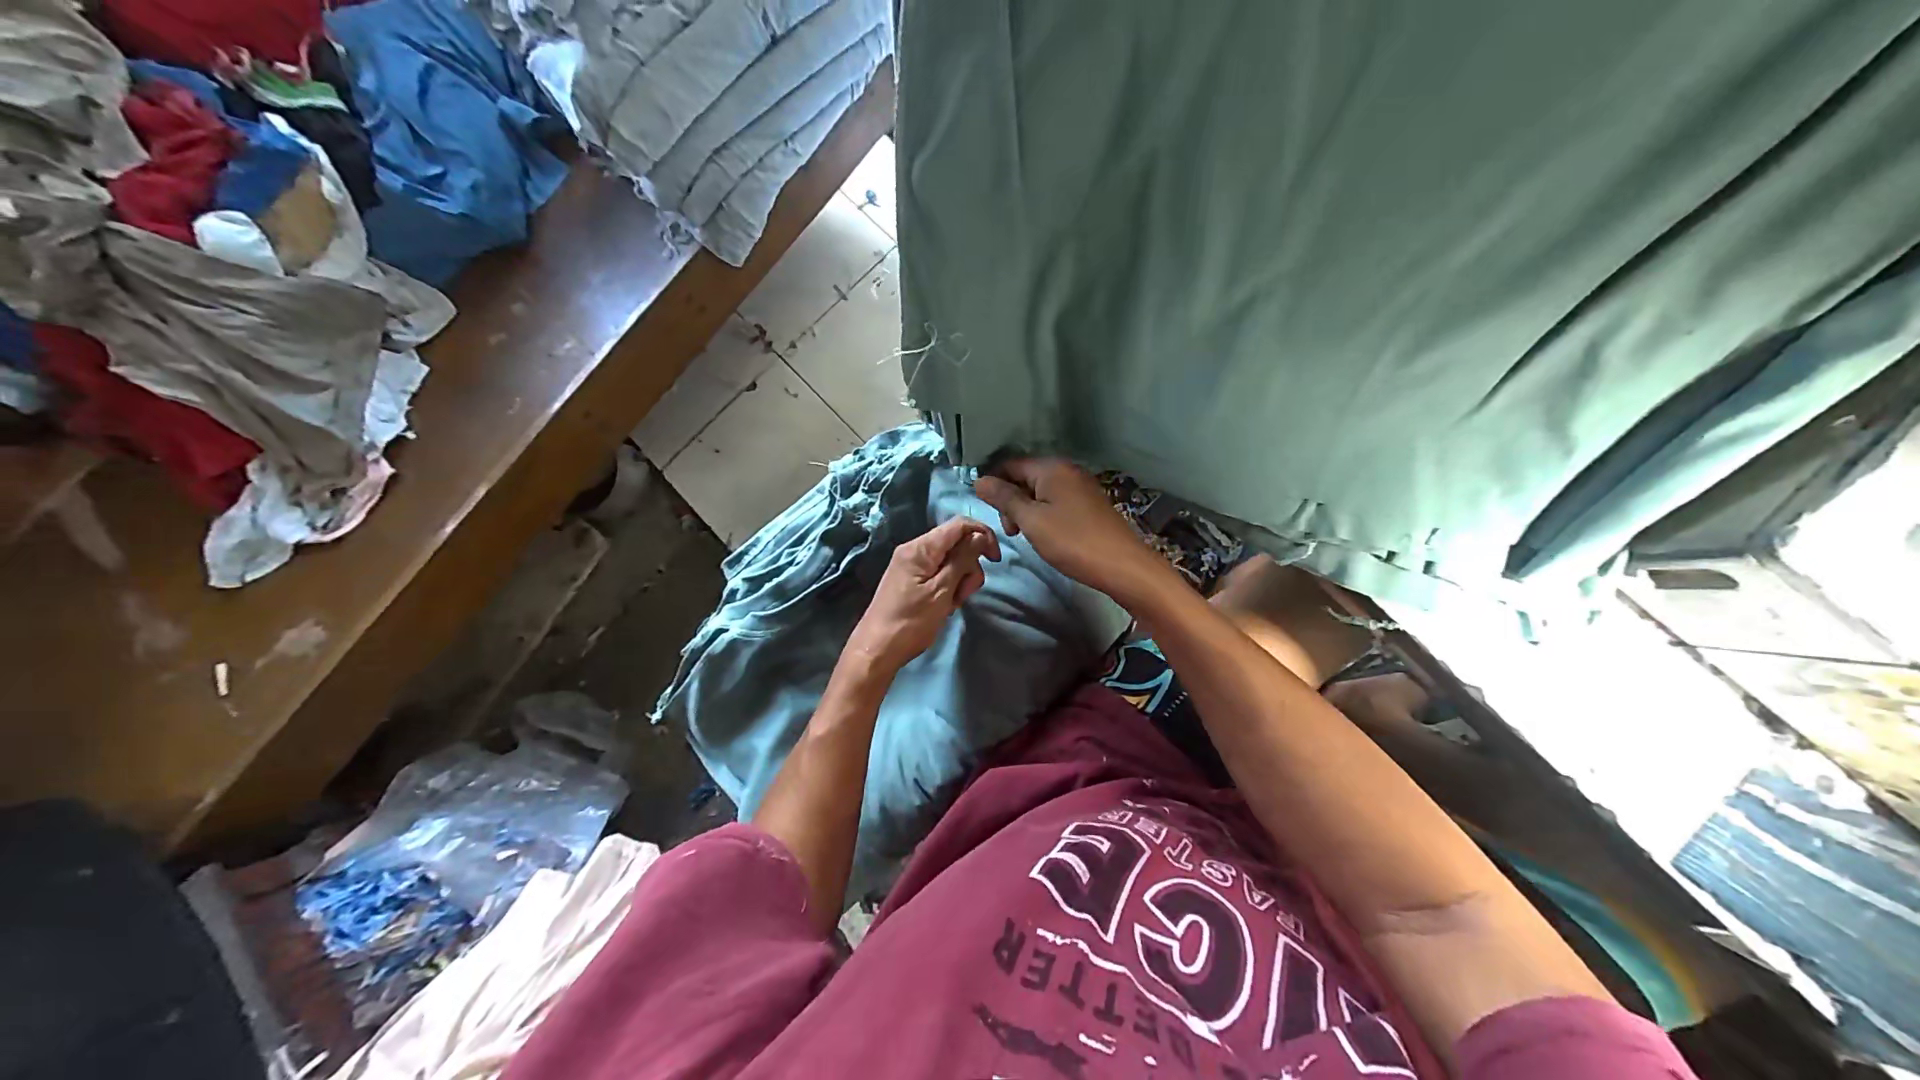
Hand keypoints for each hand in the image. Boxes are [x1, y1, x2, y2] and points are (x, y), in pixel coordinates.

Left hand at [845, 516, 1002, 672]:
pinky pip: (938, 572)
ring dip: (960, 580)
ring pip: (950, 560)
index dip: (982, 535)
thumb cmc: (911, 622)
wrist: (878, 649)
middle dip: (969, 566)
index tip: (995, 560)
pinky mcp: (911, 578)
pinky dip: (948, 586)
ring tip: (951, 605)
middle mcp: (915, 549)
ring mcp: (912, 564)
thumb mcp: (942, 591)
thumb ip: (962, 559)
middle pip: (956, 543)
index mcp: (921, 547)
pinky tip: (944, 606)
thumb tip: (979, 535)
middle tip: (963, 594)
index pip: (960, 524)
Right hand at [974, 458, 1172, 603]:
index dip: (993, 483)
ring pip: (1041, 490)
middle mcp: (1067, 469)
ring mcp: (1081, 486)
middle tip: (1011, 530)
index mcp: (1051, 467)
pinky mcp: (1089, 504)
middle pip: (1025, 476)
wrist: (1122, 565)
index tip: (985, 510)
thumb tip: (980, 480)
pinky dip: (1045, 514)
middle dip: (1011, 499)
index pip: (1009, 464)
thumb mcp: (1031, 521)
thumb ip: (1004, 498)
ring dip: (1027, 510)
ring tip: (1027, 535)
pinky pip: (1057, 501)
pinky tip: (1047, 535)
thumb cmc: (1072, 541)